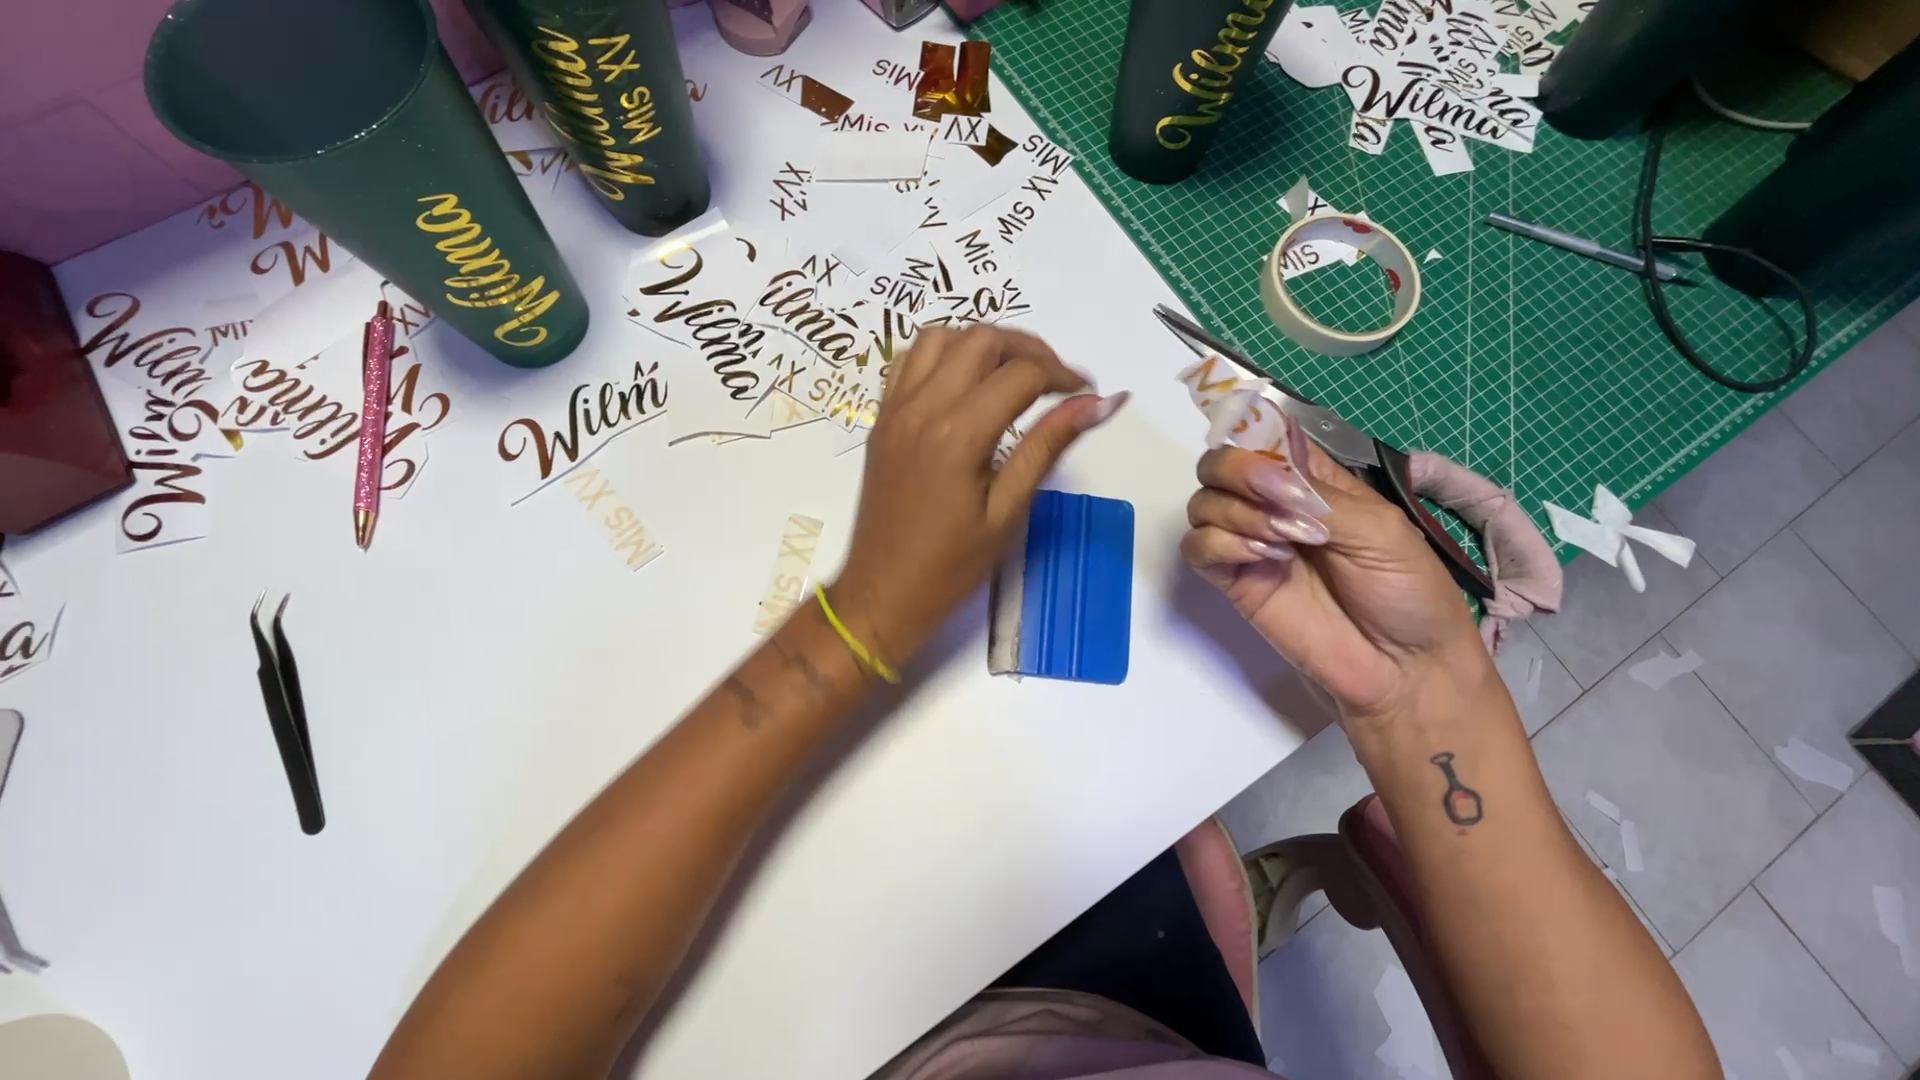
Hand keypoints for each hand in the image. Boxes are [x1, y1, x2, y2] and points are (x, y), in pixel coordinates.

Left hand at [833, 325, 1127, 665]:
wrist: (884, 592)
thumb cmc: (951, 565)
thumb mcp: (1008, 510)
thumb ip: (1049, 446)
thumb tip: (1100, 402)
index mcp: (958, 435)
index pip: (1021, 375)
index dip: (1063, 377)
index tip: (1086, 395)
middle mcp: (922, 407)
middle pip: (981, 339)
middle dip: (1029, 349)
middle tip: (1056, 381)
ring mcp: (895, 409)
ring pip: (941, 337)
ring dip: (983, 343)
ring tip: (1013, 374)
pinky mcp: (882, 418)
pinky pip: (908, 360)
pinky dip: (942, 353)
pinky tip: (965, 382)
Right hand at [1180, 442, 1491, 724]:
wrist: (1403, 667)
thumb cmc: (1408, 591)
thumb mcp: (1380, 528)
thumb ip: (1320, 497)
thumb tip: (1270, 480)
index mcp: (1312, 483)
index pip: (1262, 439)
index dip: (1254, 436)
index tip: (1272, 457)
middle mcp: (1272, 506)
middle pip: (1218, 466)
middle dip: (1237, 471)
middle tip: (1276, 498)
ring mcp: (1250, 544)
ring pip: (1201, 504)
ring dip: (1235, 511)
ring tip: (1281, 540)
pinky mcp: (1234, 582)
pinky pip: (1197, 548)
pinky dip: (1218, 543)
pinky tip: (1261, 557)